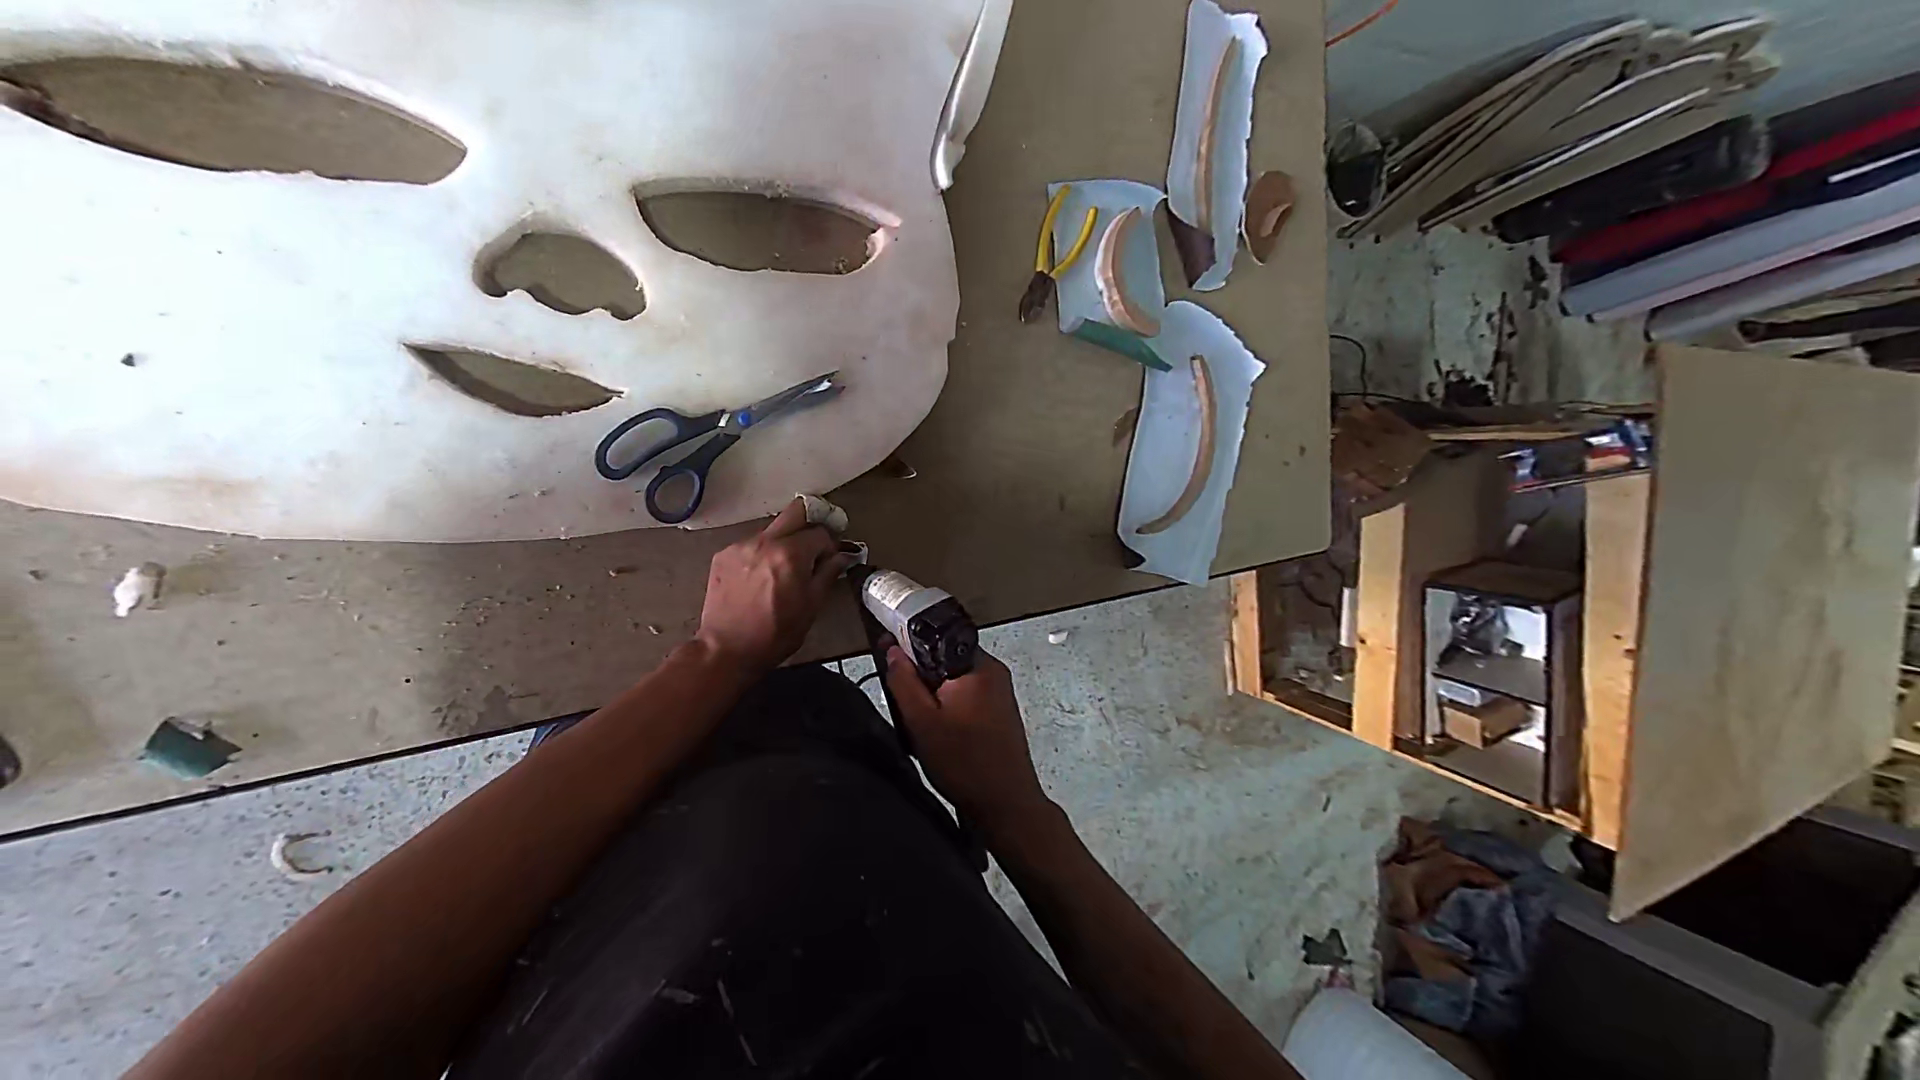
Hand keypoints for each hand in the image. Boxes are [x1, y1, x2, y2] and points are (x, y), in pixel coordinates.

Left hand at [694, 498, 855, 675]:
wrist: (728, 649)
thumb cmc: (774, 633)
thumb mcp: (812, 606)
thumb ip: (828, 573)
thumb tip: (842, 556)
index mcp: (790, 554)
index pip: (820, 532)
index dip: (831, 544)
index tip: (832, 557)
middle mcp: (764, 542)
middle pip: (796, 512)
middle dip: (812, 521)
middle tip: (818, 540)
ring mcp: (741, 546)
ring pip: (772, 529)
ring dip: (785, 541)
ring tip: (786, 568)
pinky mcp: (724, 555)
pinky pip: (752, 544)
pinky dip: (763, 553)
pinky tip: (763, 577)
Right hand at [883, 646, 1051, 840]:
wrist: (1006, 805)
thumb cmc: (963, 763)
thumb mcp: (922, 722)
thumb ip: (903, 681)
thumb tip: (893, 648)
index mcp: (978, 665)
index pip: (937, 637)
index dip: (909, 645)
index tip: (889, 661)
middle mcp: (993, 672)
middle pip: (945, 659)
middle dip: (921, 677)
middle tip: (905, 704)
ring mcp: (999, 692)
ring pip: (953, 680)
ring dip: (933, 696)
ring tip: (920, 724)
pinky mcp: (1000, 711)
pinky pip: (966, 696)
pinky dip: (948, 708)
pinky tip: (939, 734)